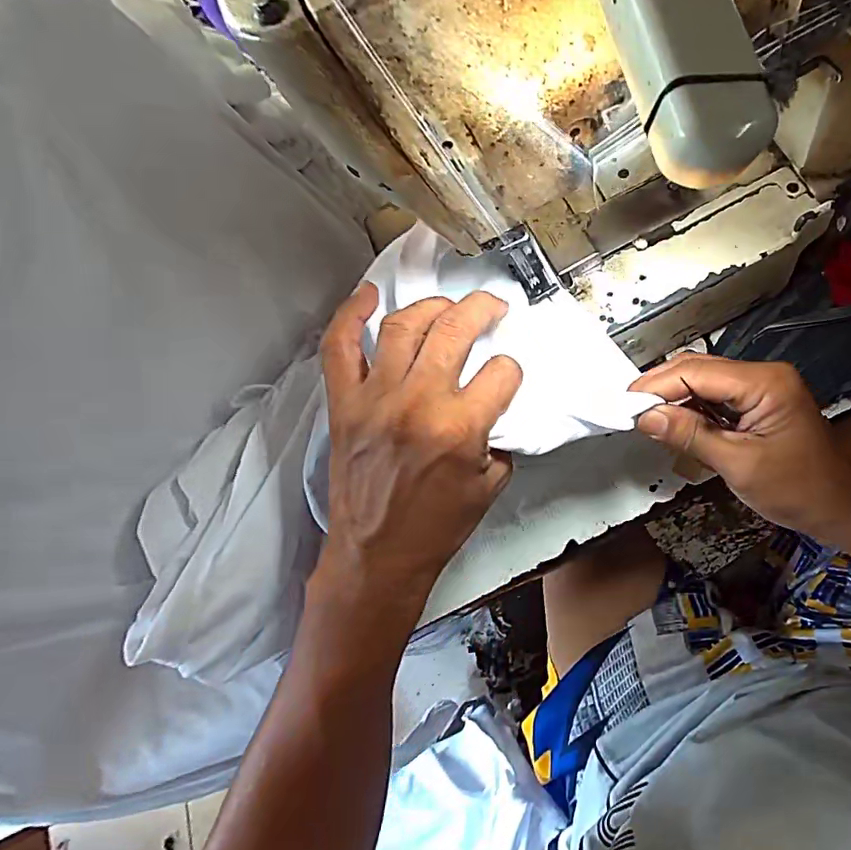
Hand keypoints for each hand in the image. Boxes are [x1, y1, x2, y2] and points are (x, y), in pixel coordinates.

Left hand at [319, 283, 522, 617]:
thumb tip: (496, 403)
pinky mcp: (344, 403)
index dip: (510, 370)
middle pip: (455, 330)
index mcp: (460, 428)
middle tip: (491, 307)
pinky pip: (340, 347)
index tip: (505, 374)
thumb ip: (499, 438)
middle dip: (482, 309)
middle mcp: (418, 403)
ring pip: (403, 326)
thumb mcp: (489, 487)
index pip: (501, 372)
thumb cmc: (434, 527)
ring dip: (430, 306)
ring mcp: (376, 398)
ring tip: (445, 306)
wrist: (378, 554)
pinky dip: (350, 315)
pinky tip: (368, 296)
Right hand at [630, 355, 850, 539]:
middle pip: (696, 369)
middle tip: (630, 412)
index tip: (625, 406)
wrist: (840, 509)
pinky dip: (689, 408)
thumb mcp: (738, 464)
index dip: (656, 387)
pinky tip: (673, 424)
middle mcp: (763, 375)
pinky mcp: (756, 401)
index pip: (695, 373)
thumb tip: (646, 417)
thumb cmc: (798, 489)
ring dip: (672, 398)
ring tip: (645, 420)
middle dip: (660, 389)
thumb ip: (690, 435)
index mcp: (765, 382)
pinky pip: (713, 396)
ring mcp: (760, 387)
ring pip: (701, 380)